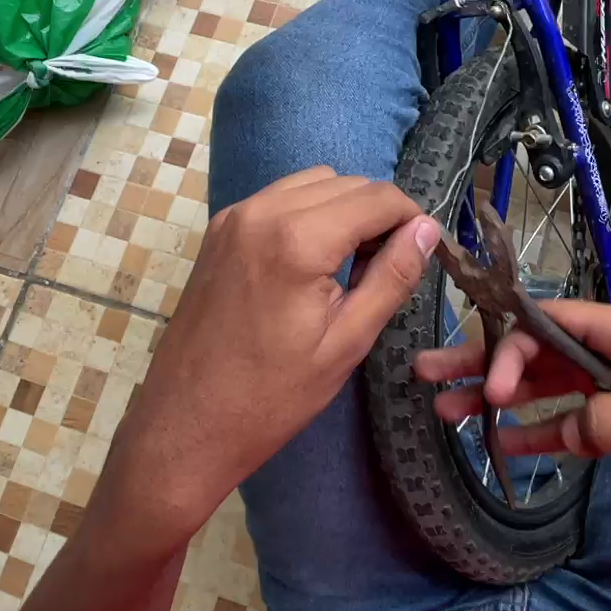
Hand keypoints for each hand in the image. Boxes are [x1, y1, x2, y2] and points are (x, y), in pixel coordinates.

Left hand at [88, 167, 439, 554]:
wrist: (182, 428)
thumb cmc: (271, 397)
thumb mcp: (347, 342)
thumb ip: (392, 276)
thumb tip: (428, 229)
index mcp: (298, 240)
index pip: (378, 197)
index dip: (411, 218)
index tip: (421, 251)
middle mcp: (264, 211)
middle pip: (348, 183)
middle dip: (379, 214)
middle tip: (385, 267)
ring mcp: (235, 216)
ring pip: (315, 183)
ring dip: (345, 208)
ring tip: (349, 263)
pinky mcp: (219, 229)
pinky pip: (281, 197)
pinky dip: (310, 212)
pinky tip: (312, 260)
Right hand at [414, 300, 610, 501]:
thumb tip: (563, 429)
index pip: (550, 323)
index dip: (508, 344)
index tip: (486, 385)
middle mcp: (610, 351)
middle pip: (532, 349)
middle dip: (480, 360)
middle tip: (425, 372)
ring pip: (540, 385)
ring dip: (495, 398)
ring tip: (444, 413)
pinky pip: (565, 422)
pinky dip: (533, 431)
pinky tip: (498, 445)